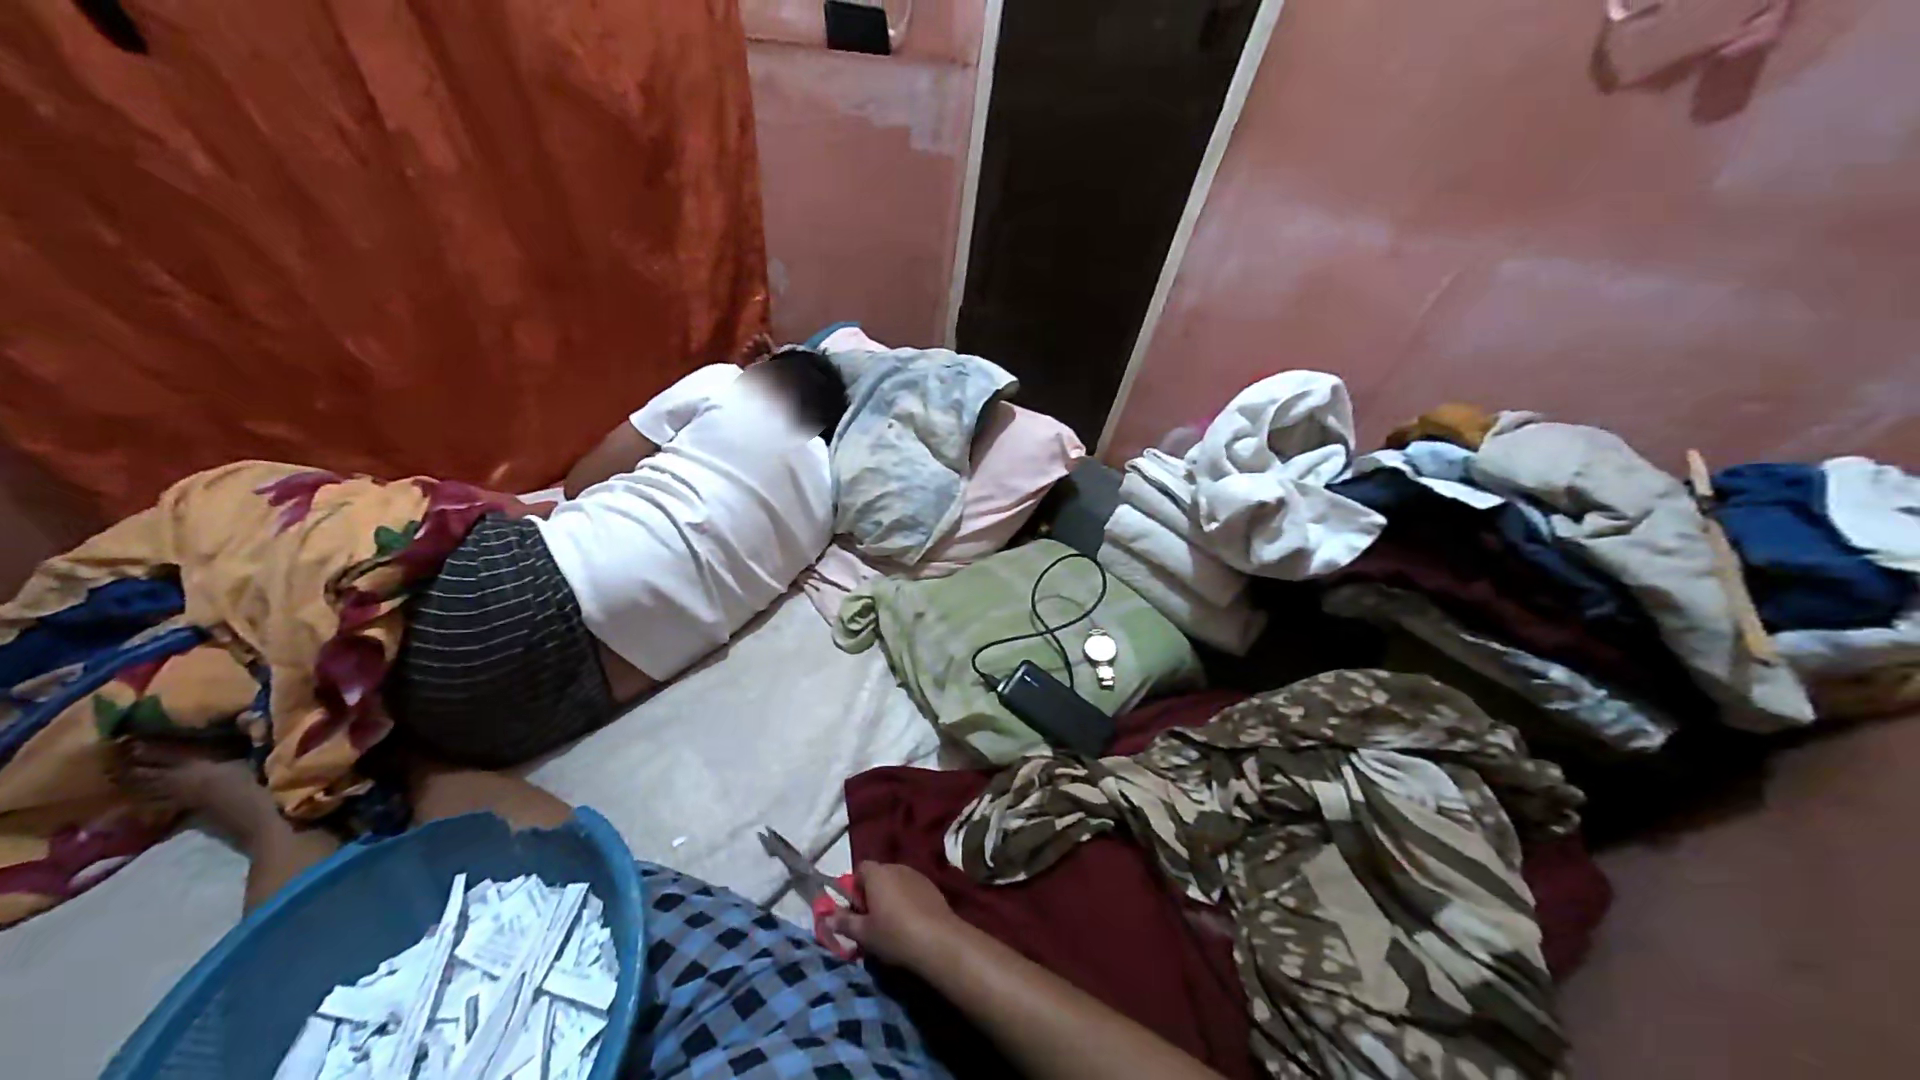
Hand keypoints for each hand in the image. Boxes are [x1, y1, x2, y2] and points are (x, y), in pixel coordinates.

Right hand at [824, 862, 968, 971]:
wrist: (938, 939)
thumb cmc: (894, 934)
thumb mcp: (863, 933)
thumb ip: (843, 922)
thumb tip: (825, 917)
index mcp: (877, 873)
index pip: (860, 869)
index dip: (855, 888)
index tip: (856, 910)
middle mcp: (897, 867)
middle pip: (879, 875)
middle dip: (872, 893)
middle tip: (871, 920)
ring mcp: (917, 875)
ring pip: (896, 882)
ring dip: (891, 897)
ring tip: (891, 924)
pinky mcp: (932, 887)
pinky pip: (912, 889)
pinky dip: (907, 901)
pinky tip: (910, 923)